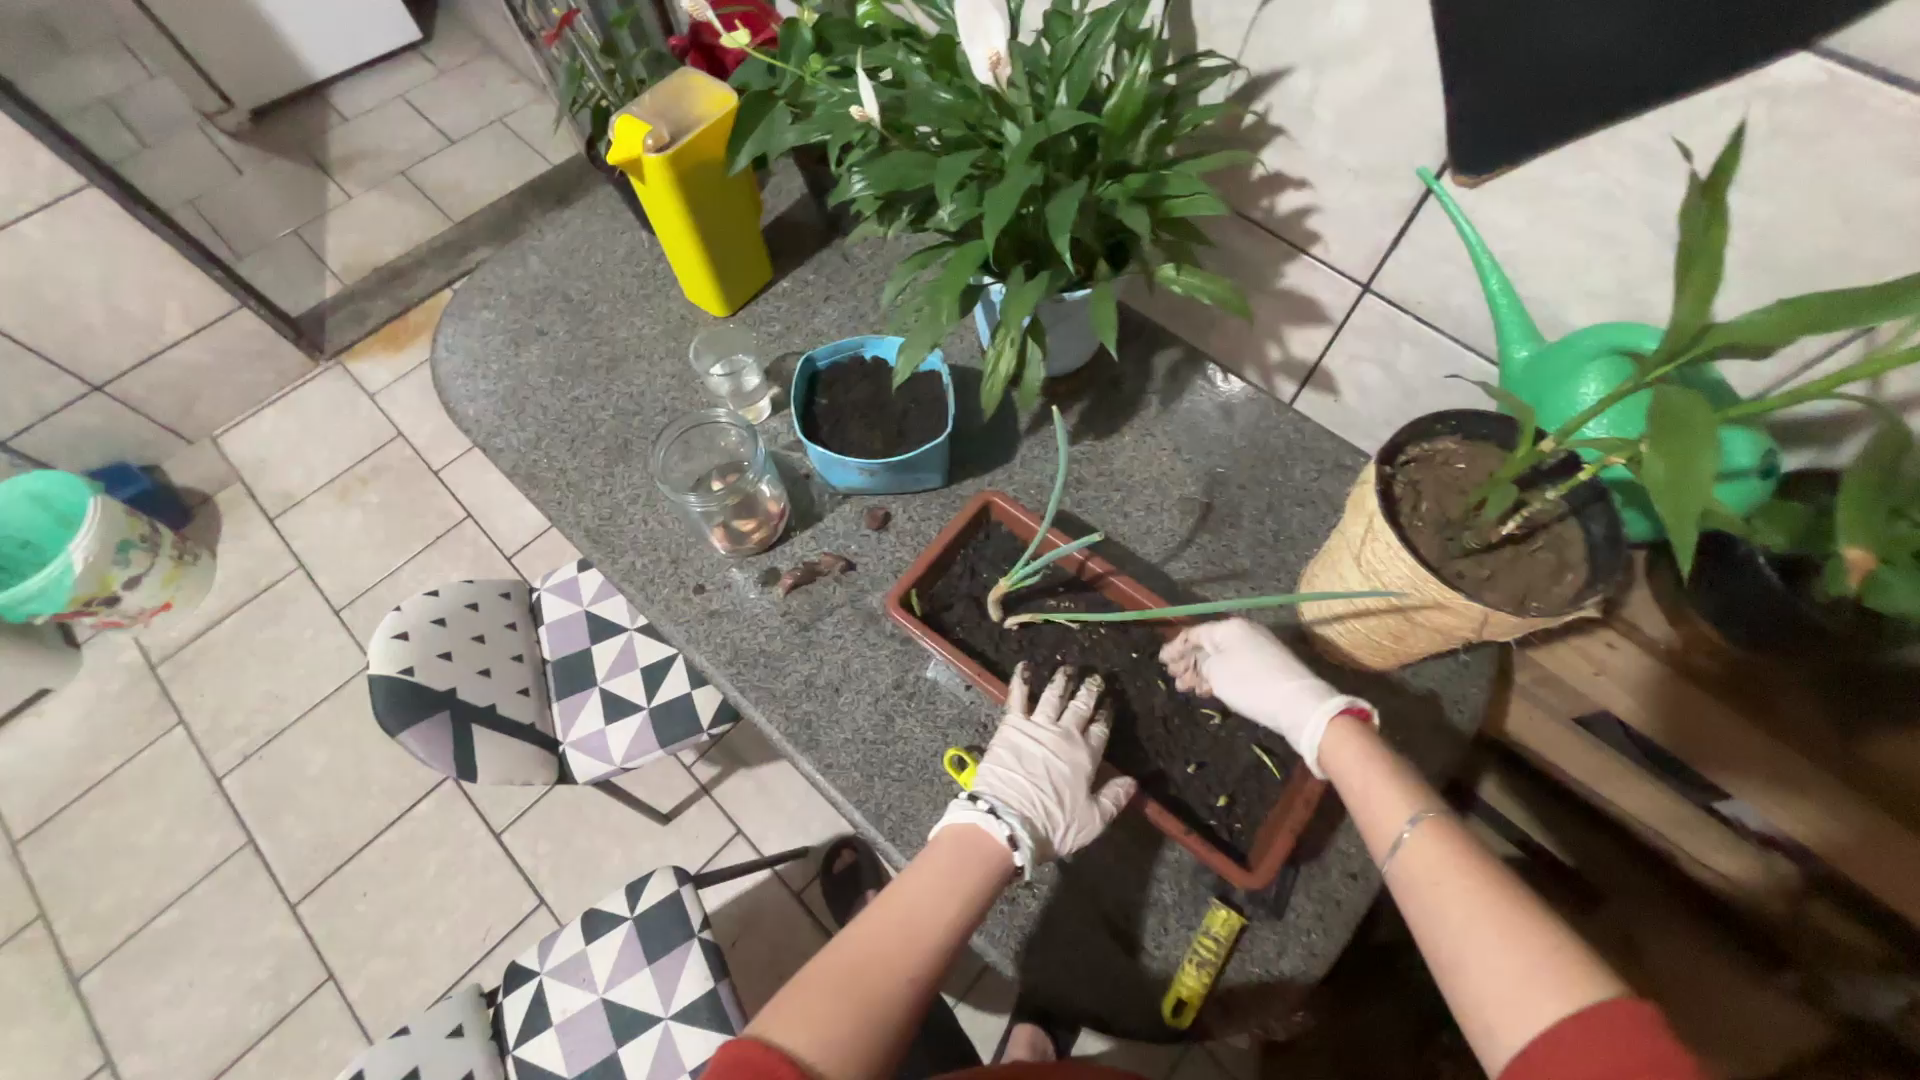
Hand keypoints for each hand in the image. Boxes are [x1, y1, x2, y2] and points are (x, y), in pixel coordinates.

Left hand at [940, 665, 1137, 869]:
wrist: (1009, 820)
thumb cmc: (1053, 825)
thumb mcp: (1092, 821)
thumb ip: (1114, 799)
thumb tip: (1134, 782)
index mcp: (1085, 757)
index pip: (1100, 729)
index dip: (1106, 714)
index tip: (1110, 702)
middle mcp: (1064, 735)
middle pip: (1080, 707)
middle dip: (1089, 691)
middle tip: (1095, 677)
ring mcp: (1037, 727)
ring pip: (1053, 696)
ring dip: (1061, 681)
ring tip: (1067, 668)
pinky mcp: (1011, 726)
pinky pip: (1017, 697)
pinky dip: (1021, 681)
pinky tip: (1024, 667)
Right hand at [1158, 618, 1373, 777]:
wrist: (1298, 704)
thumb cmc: (1250, 683)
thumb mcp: (1215, 671)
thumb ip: (1200, 662)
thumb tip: (1198, 660)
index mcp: (1228, 628)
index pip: (1194, 633)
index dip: (1175, 647)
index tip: (1160, 661)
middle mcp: (1243, 633)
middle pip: (1207, 645)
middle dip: (1188, 662)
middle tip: (1173, 677)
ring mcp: (1256, 650)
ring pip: (1220, 658)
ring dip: (1201, 672)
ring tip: (1186, 688)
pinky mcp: (1266, 667)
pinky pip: (1233, 668)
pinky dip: (1218, 677)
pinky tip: (1207, 690)